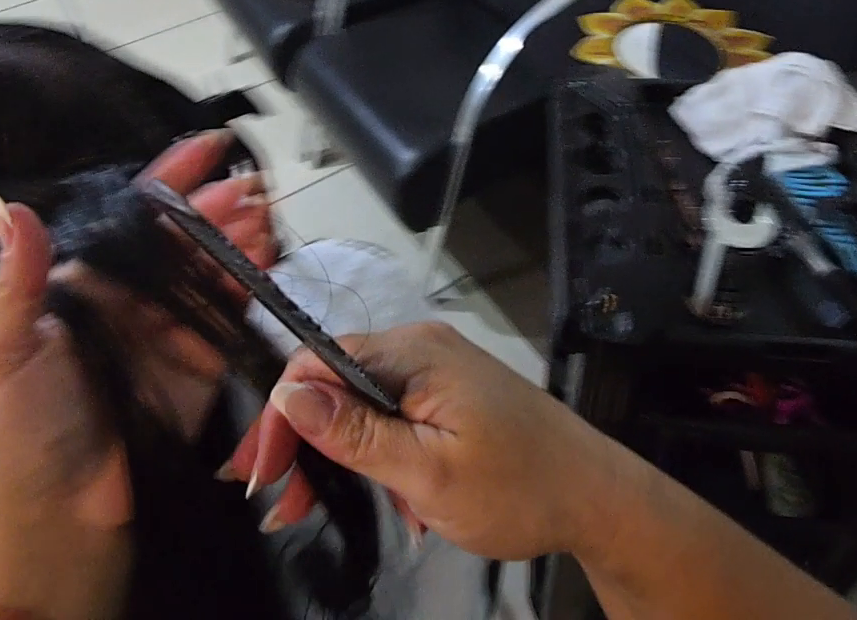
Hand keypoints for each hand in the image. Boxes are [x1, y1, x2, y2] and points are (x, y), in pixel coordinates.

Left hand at [0, 130, 270, 618]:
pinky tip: (268, 261)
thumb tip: (7, 204)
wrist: (64, 513)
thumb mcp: (3, 354)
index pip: (135, 215)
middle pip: (186, 234)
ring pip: (215, 264)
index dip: (173, 177)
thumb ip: (16, 282)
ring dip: (242, 236)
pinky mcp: (205, 356)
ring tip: (265, 217)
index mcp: (90, 282)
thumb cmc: (23, 430)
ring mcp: (174, 324)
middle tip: (252, 187)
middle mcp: (136, 295)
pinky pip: (234, 308)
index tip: (209, 145)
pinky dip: (254, 281)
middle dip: (220, 204)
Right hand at [224, 322, 636, 561]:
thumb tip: (289, 392)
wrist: (594, 493)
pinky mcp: (450, 390)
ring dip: (342, 455)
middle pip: (337, 382)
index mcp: (413, 352)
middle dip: (305, 441)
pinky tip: (390, 496)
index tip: (262, 475)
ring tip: (326, 510)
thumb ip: (355, 431)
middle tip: (285, 507)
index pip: (319, 362)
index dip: (283, 414)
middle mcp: (420, 346)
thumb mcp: (427, 471)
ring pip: (363, 403)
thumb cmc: (517, 487)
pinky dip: (379, 453)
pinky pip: (394, 413)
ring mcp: (438, 367)